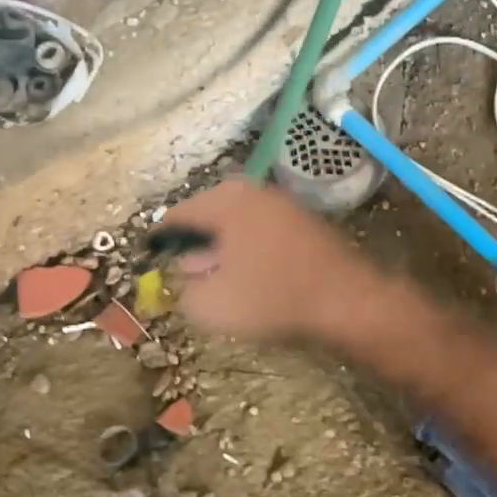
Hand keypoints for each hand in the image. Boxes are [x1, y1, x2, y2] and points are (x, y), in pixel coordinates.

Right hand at [158, 179, 389, 340]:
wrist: (345, 298)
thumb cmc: (271, 297)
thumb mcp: (210, 305)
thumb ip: (183, 290)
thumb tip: (185, 278)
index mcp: (226, 201)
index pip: (179, 213)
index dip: (161, 237)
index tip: (150, 255)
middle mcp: (254, 192)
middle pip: (210, 212)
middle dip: (194, 239)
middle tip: (184, 267)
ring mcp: (283, 203)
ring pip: (239, 220)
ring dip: (223, 244)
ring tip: (216, 274)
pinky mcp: (304, 221)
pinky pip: (263, 229)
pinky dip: (250, 246)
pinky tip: (251, 273)